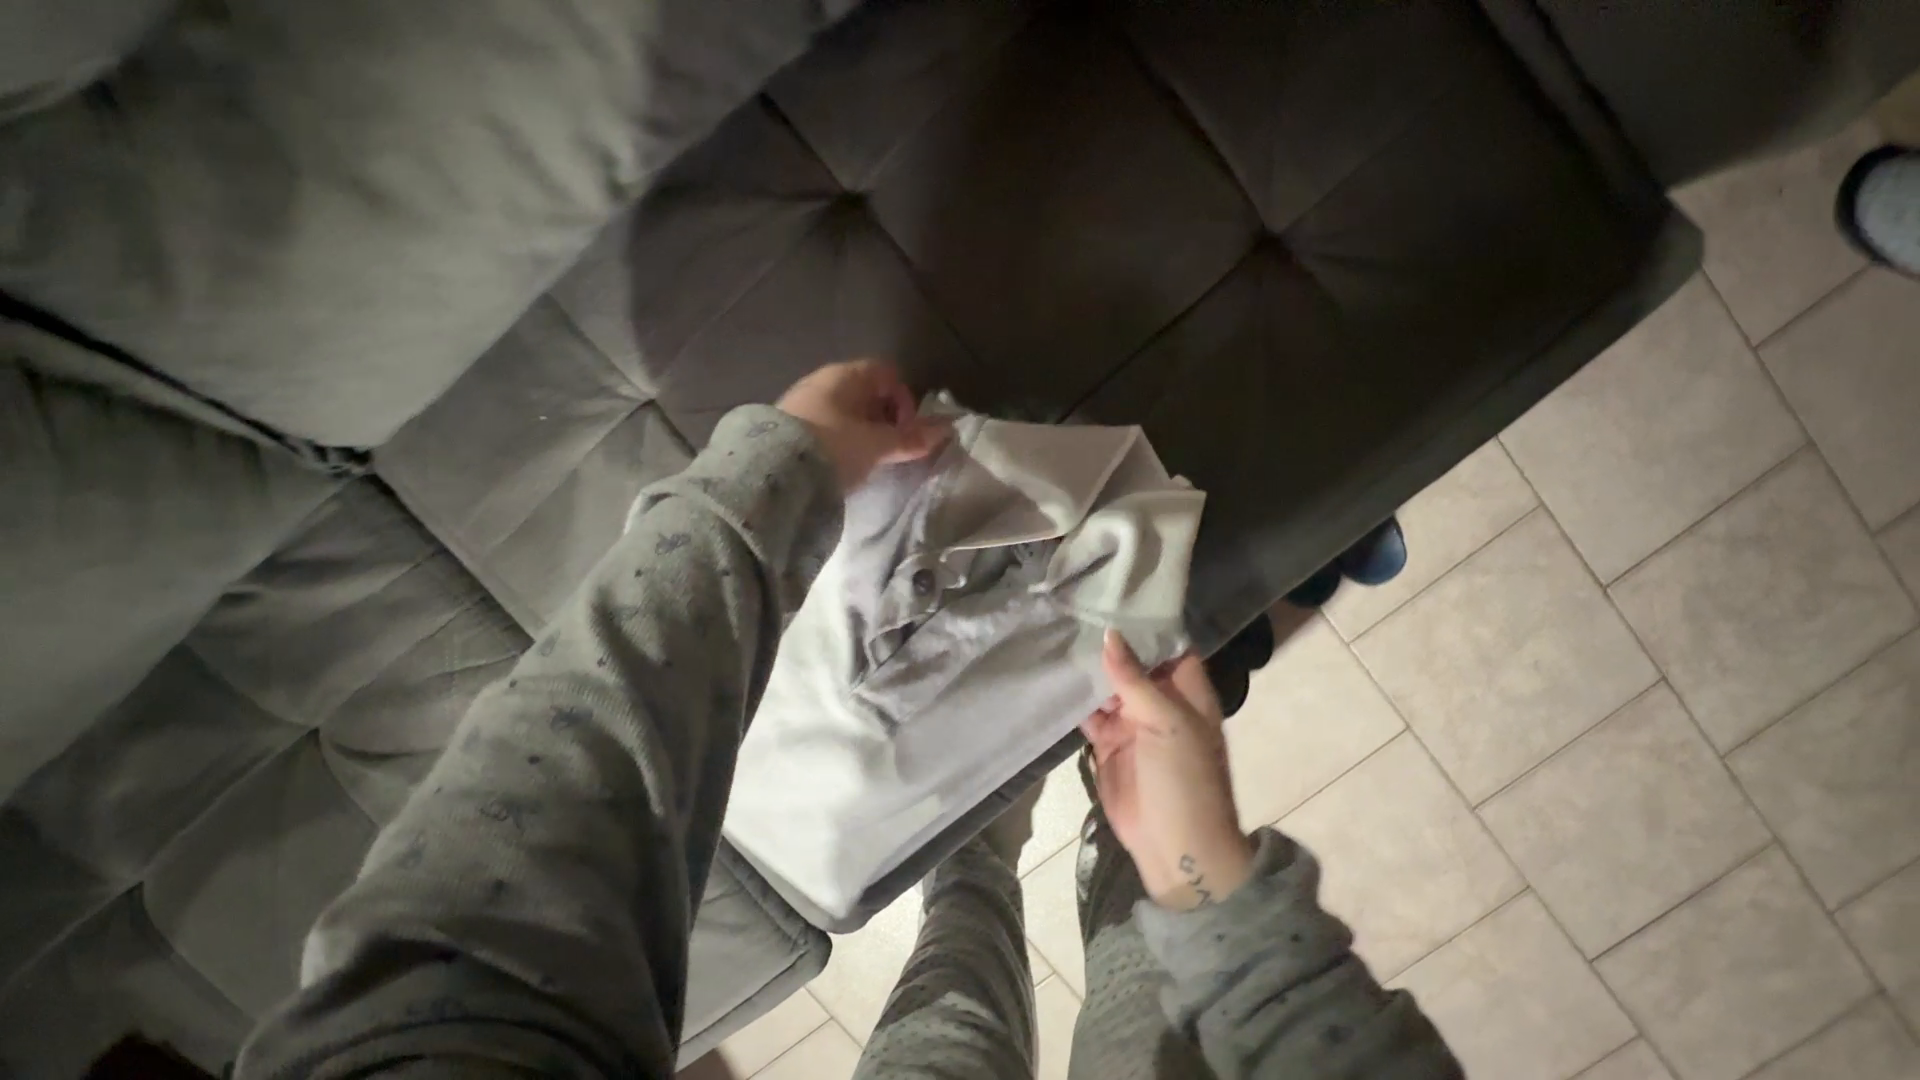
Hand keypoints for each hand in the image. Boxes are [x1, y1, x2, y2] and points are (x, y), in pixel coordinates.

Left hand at [777, 359, 951, 491]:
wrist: (772, 474)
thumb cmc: (833, 448)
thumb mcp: (877, 445)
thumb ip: (910, 438)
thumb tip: (947, 430)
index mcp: (844, 375)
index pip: (886, 373)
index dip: (904, 399)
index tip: (906, 431)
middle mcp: (821, 382)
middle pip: (865, 392)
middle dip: (883, 419)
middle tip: (889, 449)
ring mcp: (801, 403)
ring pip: (844, 411)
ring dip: (861, 432)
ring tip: (866, 461)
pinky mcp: (787, 428)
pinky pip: (824, 427)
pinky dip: (839, 441)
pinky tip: (839, 464)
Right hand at [1082, 631, 1252, 910]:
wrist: (1175, 845)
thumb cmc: (1184, 778)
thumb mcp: (1166, 722)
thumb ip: (1134, 678)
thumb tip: (1109, 634)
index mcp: (1187, 692)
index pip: (1168, 646)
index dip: (1146, 624)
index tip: (1113, 596)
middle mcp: (1160, 701)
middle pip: (1133, 664)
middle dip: (1108, 643)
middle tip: (1073, 610)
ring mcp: (1133, 723)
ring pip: (1107, 686)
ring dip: (1088, 670)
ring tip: (1057, 636)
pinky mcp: (1108, 745)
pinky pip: (1090, 714)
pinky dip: (1075, 700)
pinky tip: (1054, 677)